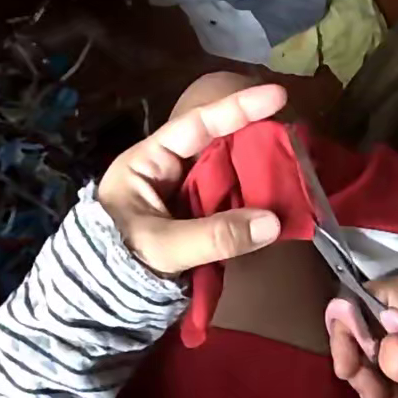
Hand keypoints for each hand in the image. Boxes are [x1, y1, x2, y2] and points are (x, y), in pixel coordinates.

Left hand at [98, 83, 286, 275]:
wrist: (101, 301)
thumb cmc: (116, 261)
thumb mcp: (162, 247)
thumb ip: (214, 236)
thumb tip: (273, 222)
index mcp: (150, 162)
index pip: (197, 124)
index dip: (237, 108)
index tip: (277, 96)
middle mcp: (171, 172)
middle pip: (220, 147)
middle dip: (256, 144)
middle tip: (296, 143)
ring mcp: (186, 197)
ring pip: (230, 177)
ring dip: (259, 178)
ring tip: (295, 175)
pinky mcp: (199, 222)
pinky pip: (232, 206)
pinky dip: (254, 205)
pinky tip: (278, 205)